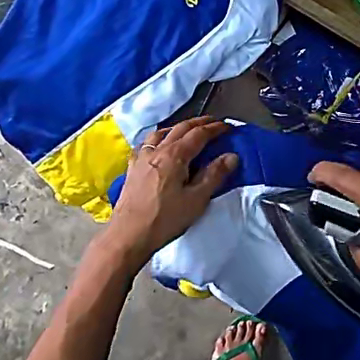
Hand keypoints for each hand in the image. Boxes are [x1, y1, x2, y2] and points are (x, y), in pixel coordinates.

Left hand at [98, 118, 238, 273]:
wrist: (128, 236)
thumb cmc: (165, 219)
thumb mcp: (197, 199)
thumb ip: (215, 175)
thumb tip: (231, 156)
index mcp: (174, 156)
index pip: (199, 134)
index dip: (215, 128)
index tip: (228, 127)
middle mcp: (156, 151)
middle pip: (180, 128)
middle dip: (199, 123)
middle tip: (213, 123)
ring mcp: (141, 159)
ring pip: (160, 133)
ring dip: (177, 128)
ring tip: (187, 130)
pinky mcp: (132, 169)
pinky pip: (145, 145)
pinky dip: (157, 139)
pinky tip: (158, 146)